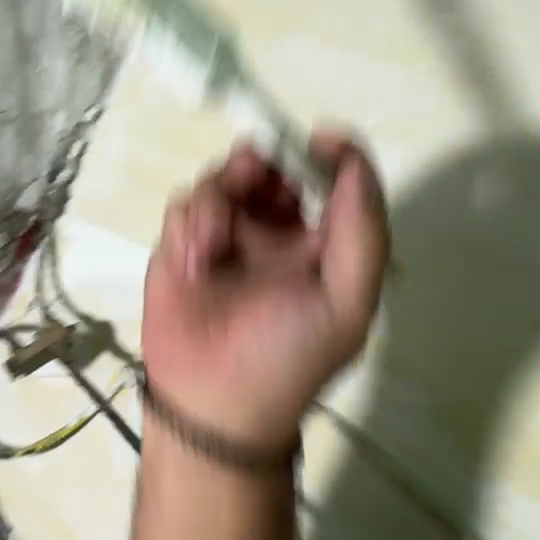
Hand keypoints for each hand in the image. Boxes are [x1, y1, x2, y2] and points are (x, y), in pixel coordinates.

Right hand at [141, 132, 389, 449]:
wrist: (212, 400)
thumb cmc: (288, 355)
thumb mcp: (346, 300)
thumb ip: (360, 230)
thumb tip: (353, 159)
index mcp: (317, 244)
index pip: (326, 182)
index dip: (326, 154)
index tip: (316, 138)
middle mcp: (271, 233)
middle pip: (263, 168)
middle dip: (255, 164)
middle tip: (247, 173)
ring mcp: (221, 237)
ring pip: (217, 181)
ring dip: (215, 202)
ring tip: (212, 245)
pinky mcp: (178, 245)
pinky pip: (181, 205)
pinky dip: (187, 225)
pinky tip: (193, 263)